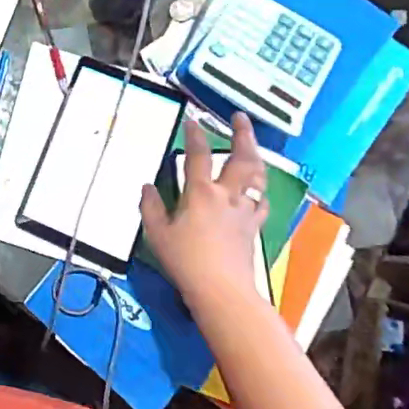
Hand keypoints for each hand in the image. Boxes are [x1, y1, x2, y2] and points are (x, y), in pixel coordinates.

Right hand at [140, 113, 269, 306]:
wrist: (222, 290)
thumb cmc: (186, 261)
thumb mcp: (158, 234)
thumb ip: (151, 207)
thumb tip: (147, 186)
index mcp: (201, 192)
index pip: (198, 155)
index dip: (195, 134)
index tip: (193, 119)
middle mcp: (226, 195)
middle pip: (241, 158)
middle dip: (242, 134)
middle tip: (241, 118)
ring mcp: (244, 211)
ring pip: (257, 177)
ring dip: (256, 157)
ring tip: (253, 146)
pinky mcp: (254, 227)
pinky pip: (261, 202)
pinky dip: (259, 191)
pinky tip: (257, 190)